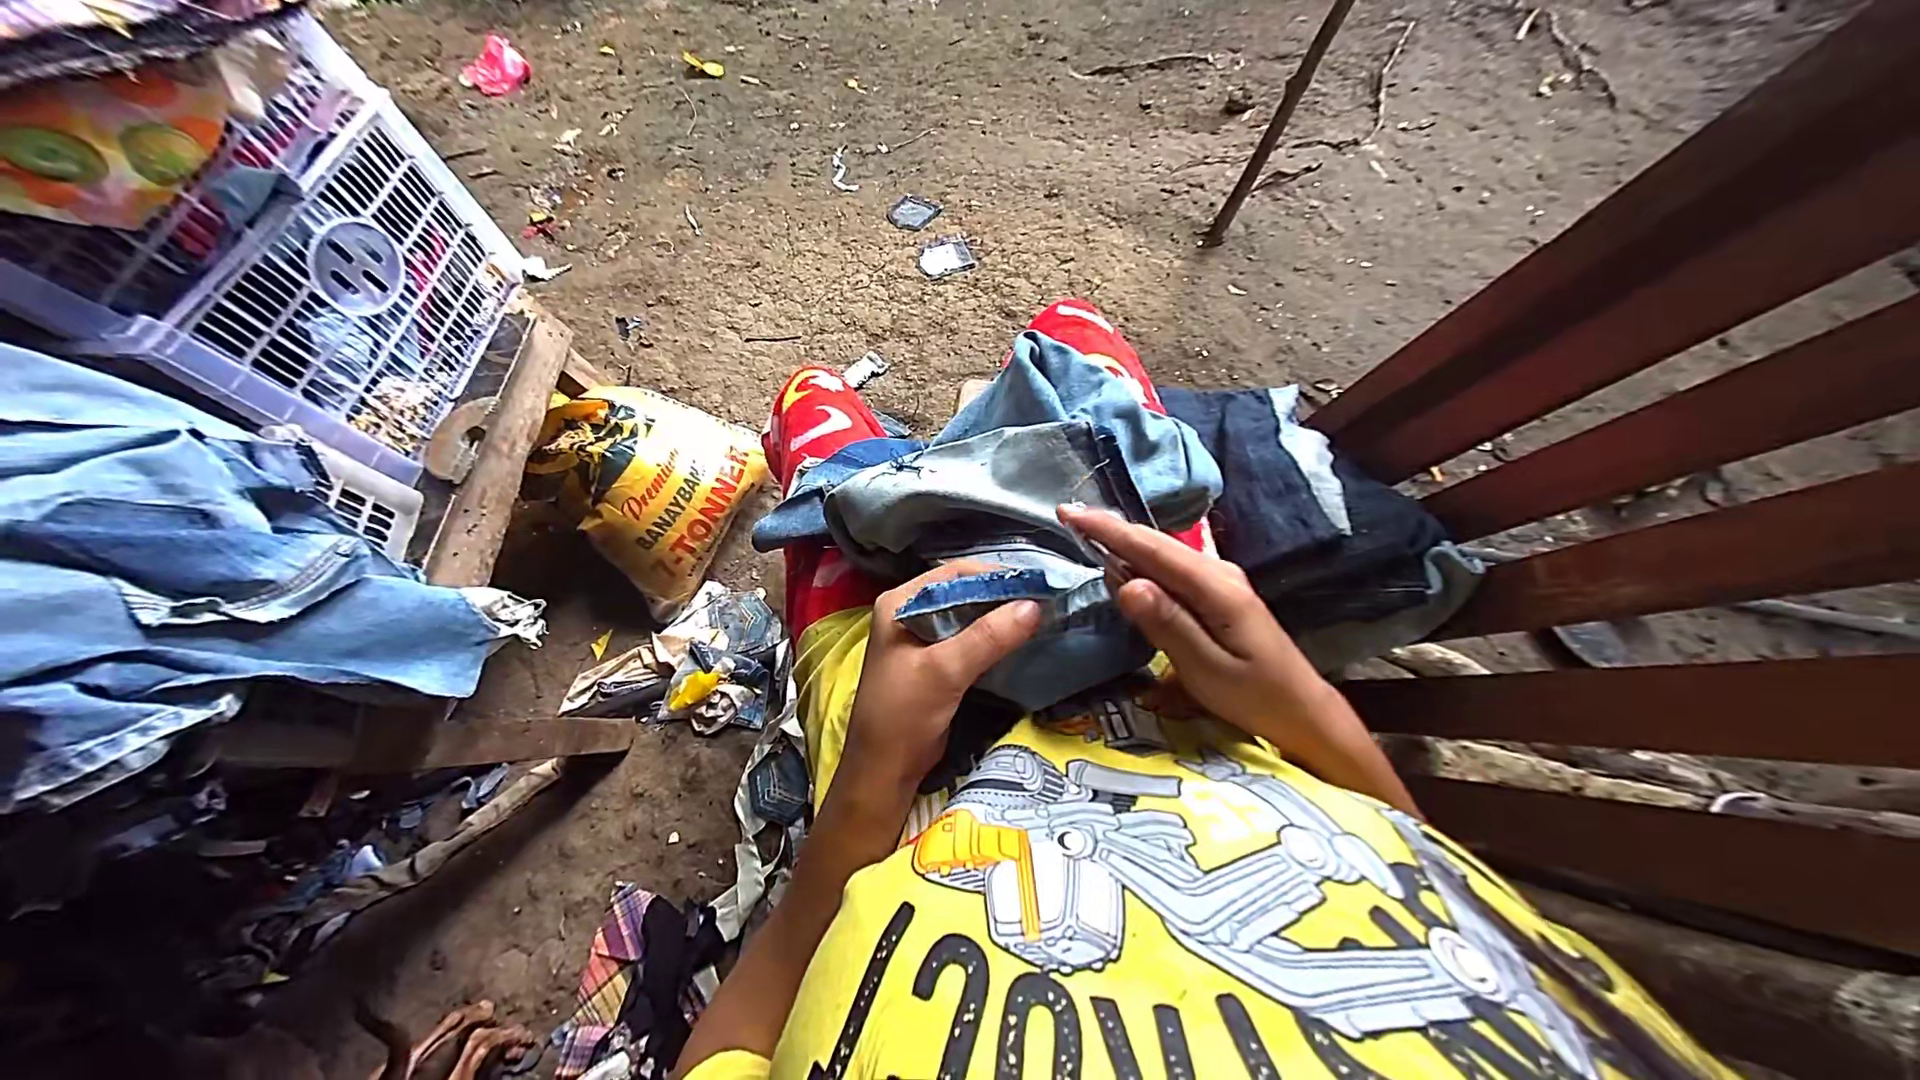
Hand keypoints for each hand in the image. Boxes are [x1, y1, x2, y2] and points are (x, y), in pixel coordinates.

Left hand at [840, 561, 1041, 802]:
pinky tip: (1021, 639)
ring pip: (970, 615)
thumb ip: (988, 637)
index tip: (1035, 585)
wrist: (885, 769)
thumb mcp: (945, 671)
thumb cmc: (903, 714)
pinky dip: (995, 637)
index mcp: (900, 602)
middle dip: (1002, 596)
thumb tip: (1034, 606)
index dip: (995, 576)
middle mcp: (910, 612)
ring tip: (1041, 616)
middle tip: (1044, 599)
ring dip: (1001, 617)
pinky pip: (971, 638)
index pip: (954, 574)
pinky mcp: (937, 660)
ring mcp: (924, 637)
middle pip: (964, 591)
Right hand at [1058, 504, 1339, 747]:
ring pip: (1160, 553)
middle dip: (1110, 528)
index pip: (1153, 549)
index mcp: (1217, 587)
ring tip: (1082, 533)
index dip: (1108, 529)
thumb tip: (1125, 582)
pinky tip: (1118, 564)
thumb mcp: (1208, 669)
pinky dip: (1138, 562)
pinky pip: (1168, 569)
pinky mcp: (1213, 593)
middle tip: (1067, 517)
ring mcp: (1217, 580)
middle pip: (1155, 542)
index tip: (1069, 512)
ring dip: (1121, 543)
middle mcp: (1218, 572)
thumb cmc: (1255, 697)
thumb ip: (1168, 624)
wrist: (1302, 712)